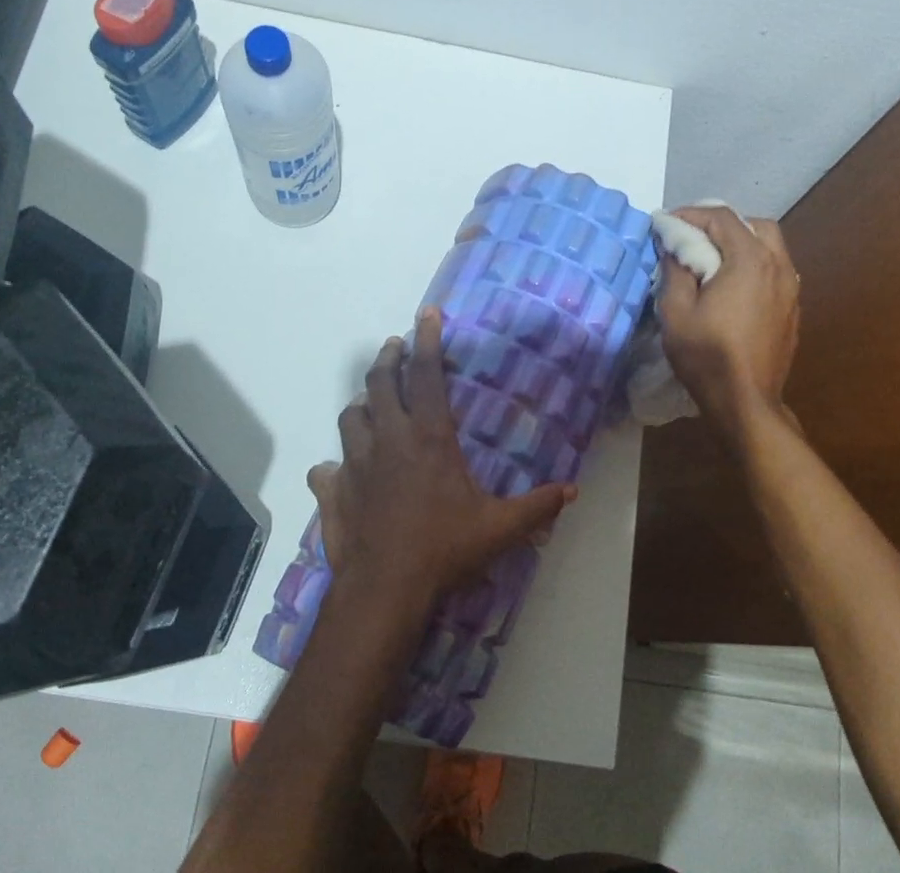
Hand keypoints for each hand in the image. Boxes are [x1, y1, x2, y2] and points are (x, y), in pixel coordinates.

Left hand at [307, 308, 576, 608]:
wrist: (387, 586)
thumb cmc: (445, 548)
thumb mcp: (500, 528)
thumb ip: (537, 506)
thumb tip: (573, 492)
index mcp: (430, 437)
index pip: (428, 374)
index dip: (429, 340)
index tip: (428, 314)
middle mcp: (389, 439)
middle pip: (381, 383)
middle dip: (389, 358)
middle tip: (396, 347)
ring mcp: (355, 463)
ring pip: (351, 416)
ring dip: (363, 403)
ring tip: (372, 403)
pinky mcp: (333, 491)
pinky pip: (325, 468)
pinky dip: (333, 464)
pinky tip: (339, 471)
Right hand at [657, 206, 801, 437]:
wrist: (746, 401)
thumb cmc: (707, 356)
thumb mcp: (676, 312)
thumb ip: (675, 271)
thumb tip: (675, 247)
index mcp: (749, 260)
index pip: (722, 218)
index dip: (691, 214)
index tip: (666, 224)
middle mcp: (778, 265)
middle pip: (753, 225)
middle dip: (721, 224)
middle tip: (693, 238)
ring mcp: (790, 288)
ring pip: (769, 246)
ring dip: (740, 243)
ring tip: (712, 260)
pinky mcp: (792, 308)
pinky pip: (774, 270)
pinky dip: (753, 265)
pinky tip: (732, 285)